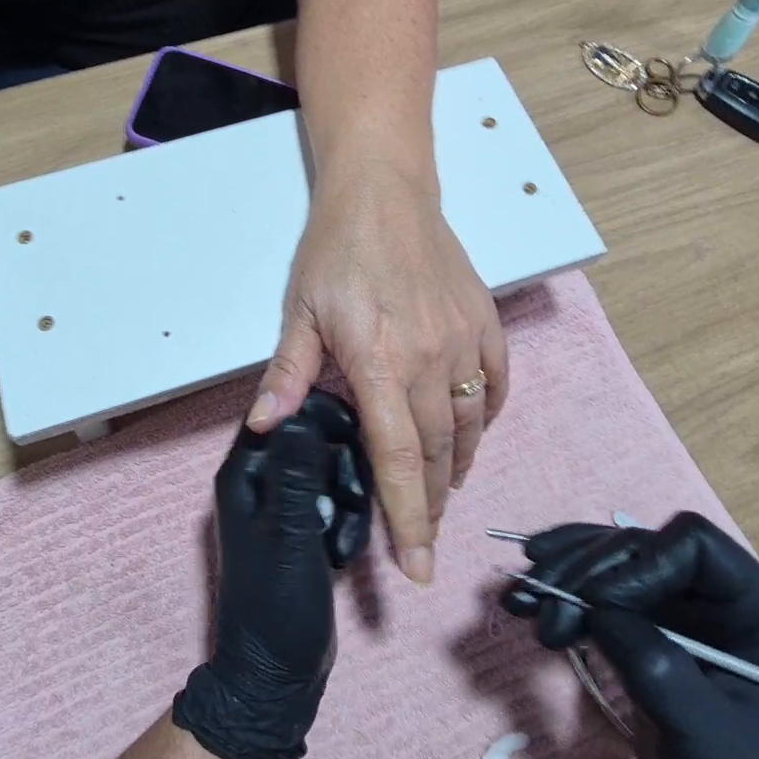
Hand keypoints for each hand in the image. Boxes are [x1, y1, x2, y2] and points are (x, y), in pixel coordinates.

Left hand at [172, 393, 369, 758]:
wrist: (276, 674)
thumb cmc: (278, 603)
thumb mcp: (292, 532)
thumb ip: (297, 470)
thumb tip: (300, 407)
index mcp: (246, 472)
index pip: (281, 412)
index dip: (321, 415)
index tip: (357, 432)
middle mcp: (261, 480)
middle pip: (314, 440)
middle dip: (342, 470)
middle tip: (350, 504)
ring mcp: (283, 505)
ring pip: (331, 471)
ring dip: (349, 501)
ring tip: (344, 542)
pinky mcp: (303, 527)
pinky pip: (335, 502)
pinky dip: (347, 522)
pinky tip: (344, 555)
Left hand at [249, 160, 505, 584]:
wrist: (385, 193)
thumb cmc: (338, 249)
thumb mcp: (301, 311)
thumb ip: (289, 372)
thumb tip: (264, 425)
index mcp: (380, 363)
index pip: (399, 460)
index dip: (409, 519)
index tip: (419, 566)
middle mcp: (432, 360)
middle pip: (437, 455)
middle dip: (431, 505)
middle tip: (423, 537)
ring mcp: (465, 342)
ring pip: (468, 428)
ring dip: (455, 469)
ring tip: (442, 495)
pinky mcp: (485, 324)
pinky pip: (494, 388)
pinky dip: (483, 421)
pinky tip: (468, 434)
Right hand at [502, 513, 758, 758]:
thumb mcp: (700, 729)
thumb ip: (653, 662)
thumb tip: (595, 607)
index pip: (696, 546)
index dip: (641, 561)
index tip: (596, 601)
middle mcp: (722, 595)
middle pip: (642, 547)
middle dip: (583, 570)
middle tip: (537, 601)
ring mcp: (684, 607)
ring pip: (612, 561)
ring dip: (561, 575)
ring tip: (520, 602)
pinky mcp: (650, 623)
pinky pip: (600, 588)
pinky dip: (562, 589)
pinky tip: (529, 596)